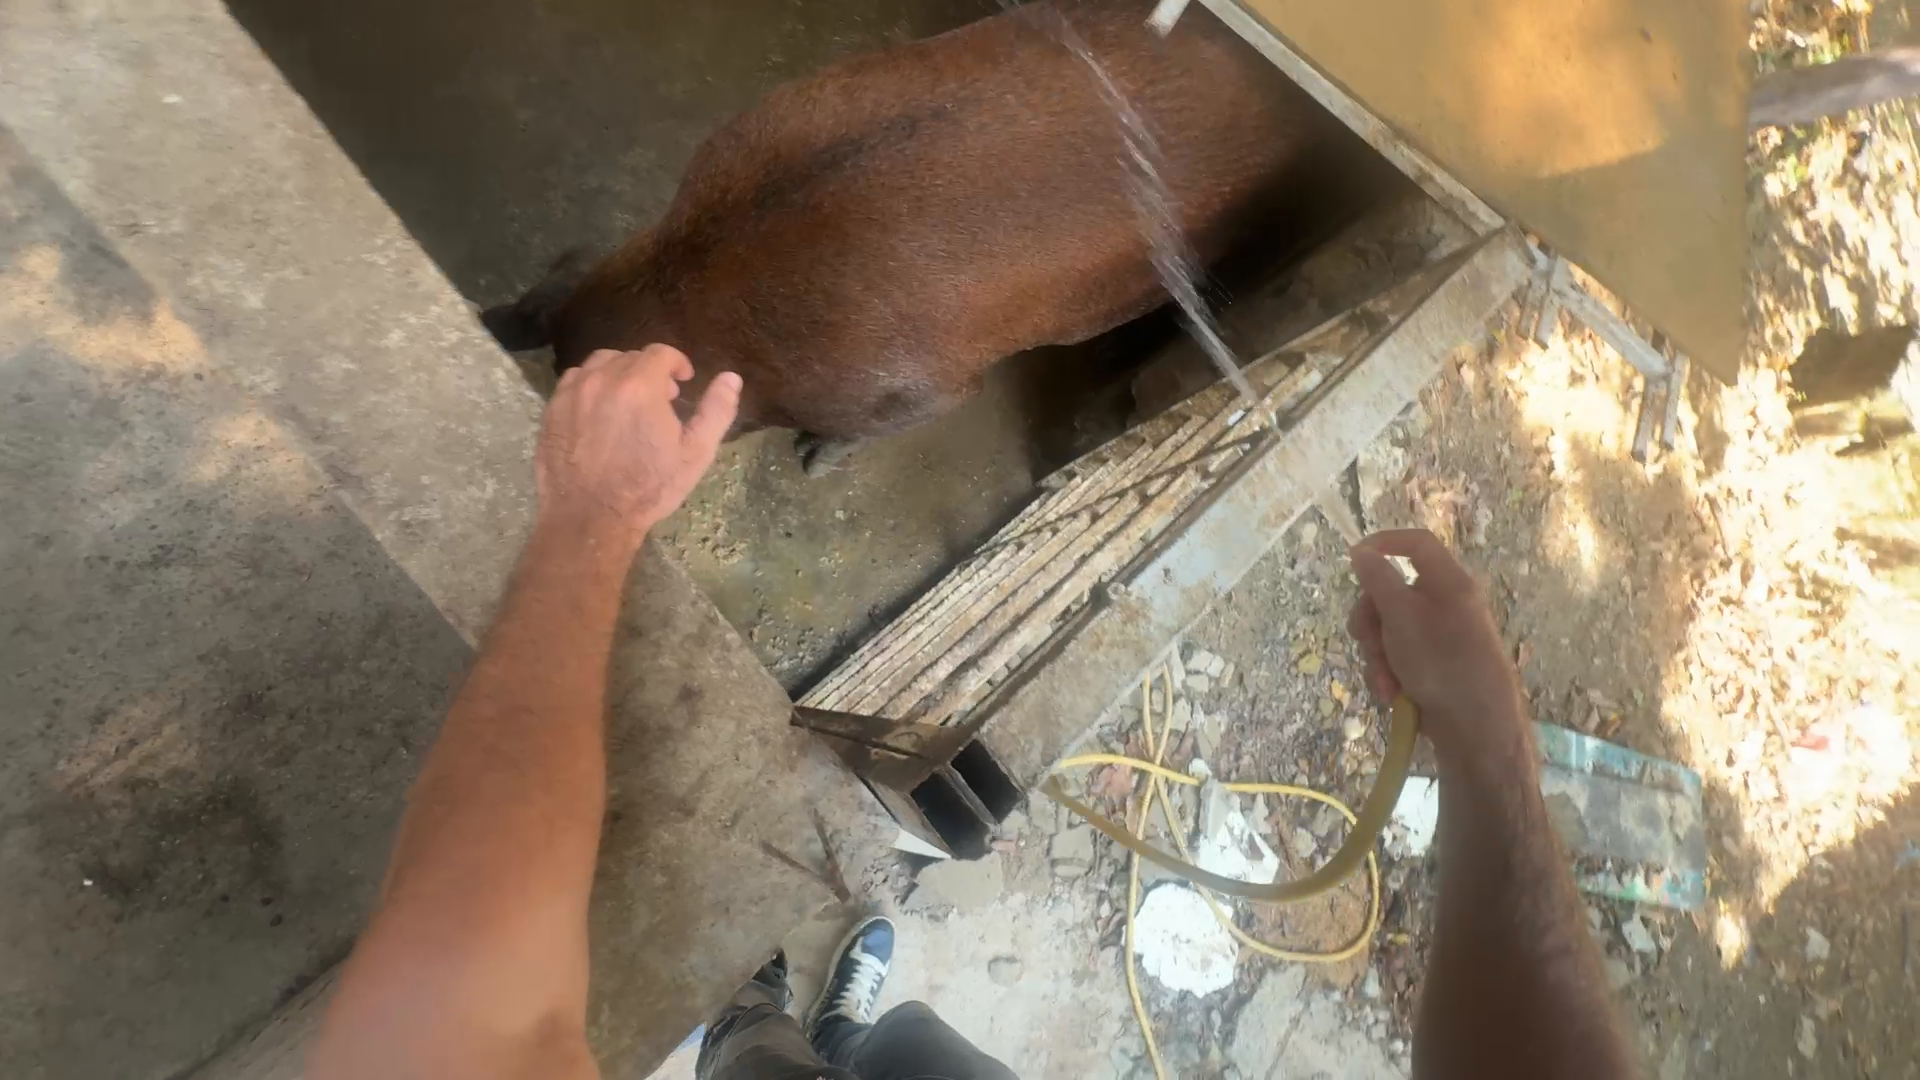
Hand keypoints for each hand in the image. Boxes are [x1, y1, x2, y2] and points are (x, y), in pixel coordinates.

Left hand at [534, 346, 740, 549]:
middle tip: (663, 399)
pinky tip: (602, 411)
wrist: (591, 515)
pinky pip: (575, 381)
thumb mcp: (695, 453)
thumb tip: (731, 378)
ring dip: (621, 374)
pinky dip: (594, 386)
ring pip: (600, 364)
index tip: (684, 381)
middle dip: (651, 372)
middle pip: (630, 357)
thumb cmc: (650, 486)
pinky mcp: (552, 408)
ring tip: (630, 402)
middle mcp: (603, 379)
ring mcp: (573, 392)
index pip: (660, 353)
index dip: (677, 362)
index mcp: (641, 386)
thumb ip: (716, 411)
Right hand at [1346, 529, 1531, 779]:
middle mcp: (1444, 604)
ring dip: (1376, 653)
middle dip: (1369, 620)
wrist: (1477, 730)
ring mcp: (1437, 634)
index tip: (1352, 559)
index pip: (1416, 543)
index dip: (1382, 542)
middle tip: (1365, 640)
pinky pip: (1394, 654)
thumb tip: (1361, 551)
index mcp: (1448, 583)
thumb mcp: (1402, 617)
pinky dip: (1386, 671)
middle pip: (1390, 591)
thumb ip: (1378, 581)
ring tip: (1384, 679)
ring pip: (1386, 627)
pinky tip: (1392, 692)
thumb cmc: (1443, 664)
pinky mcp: (1430, 662)